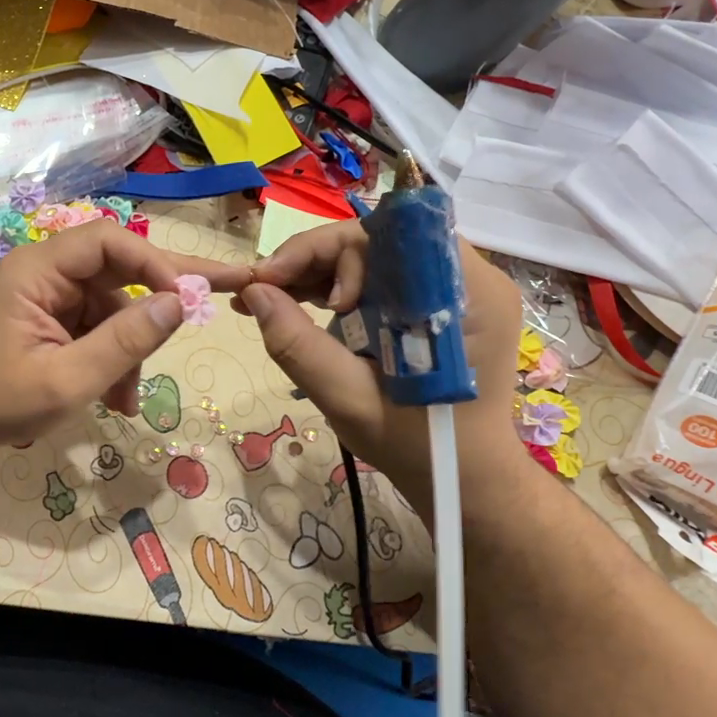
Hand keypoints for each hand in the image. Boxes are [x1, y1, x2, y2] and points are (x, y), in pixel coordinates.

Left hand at [0, 222, 247, 452]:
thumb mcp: (68, 379)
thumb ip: (125, 342)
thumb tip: (180, 304)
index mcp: (37, 270)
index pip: (107, 241)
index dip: (153, 262)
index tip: (188, 298)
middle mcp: (45, 272)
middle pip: (119, 265)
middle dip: (167, 289)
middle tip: (232, 287)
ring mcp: (50, 297)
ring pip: (115, 305)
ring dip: (131, 348)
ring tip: (128, 398)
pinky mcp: (53, 320)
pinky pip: (99, 327)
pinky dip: (113, 359)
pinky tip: (117, 399)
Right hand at [233, 221, 524, 502]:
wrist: (463, 481)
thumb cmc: (417, 443)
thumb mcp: (347, 396)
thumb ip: (297, 344)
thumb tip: (252, 292)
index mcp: (465, 294)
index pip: (386, 235)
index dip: (323, 247)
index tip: (275, 279)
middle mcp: (465, 279)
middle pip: (374, 241)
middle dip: (311, 260)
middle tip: (261, 291)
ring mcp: (448, 292)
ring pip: (367, 257)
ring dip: (314, 273)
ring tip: (266, 298)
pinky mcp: (429, 306)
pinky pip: (373, 279)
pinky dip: (330, 288)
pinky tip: (293, 305)